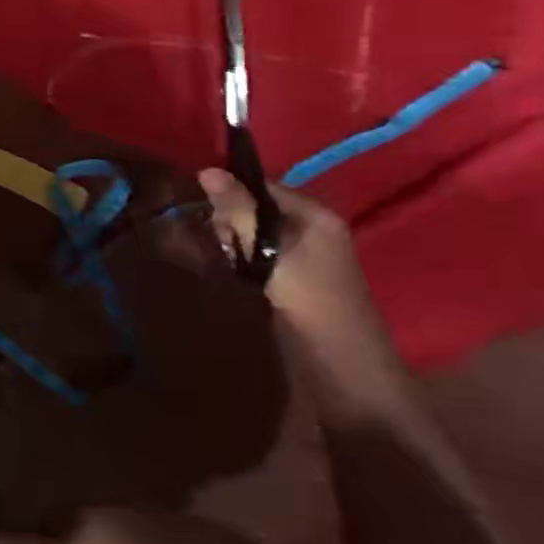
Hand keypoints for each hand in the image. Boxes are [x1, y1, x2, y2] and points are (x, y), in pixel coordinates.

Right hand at [198, 168, 377, 333]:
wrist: (345, 375)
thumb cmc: (312, 306)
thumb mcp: (271, 253)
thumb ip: (240, 212)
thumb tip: (206, 168)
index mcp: (315, 214)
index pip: (260, 184)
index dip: (227, 191)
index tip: (198, 205)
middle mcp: (310, 228)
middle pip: (253, 208)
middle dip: (227, 221)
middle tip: (217, 243)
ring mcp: (301, 256)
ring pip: (249, 233)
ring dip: (229, 243)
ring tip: (219, 260)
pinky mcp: (290, 279)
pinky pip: (254, 255)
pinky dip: (237, 260)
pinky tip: (226, 272)